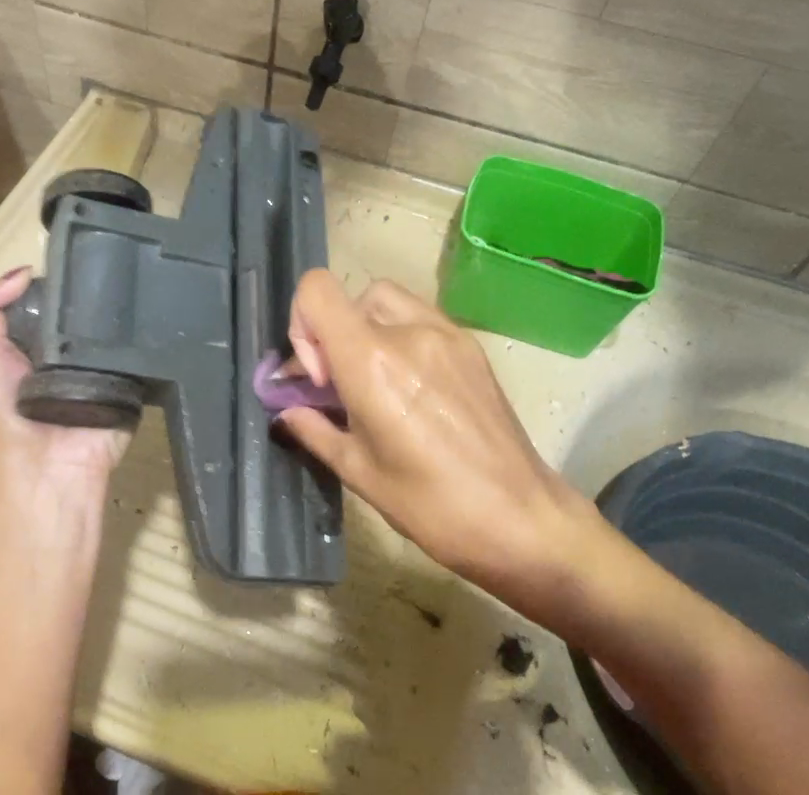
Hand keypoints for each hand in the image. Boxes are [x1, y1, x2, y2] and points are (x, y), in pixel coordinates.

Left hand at [0, 268, 131, 496]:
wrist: (48, 467)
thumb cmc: (6, 411)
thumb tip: (23, 270)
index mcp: (34, 341)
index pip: (51, 297)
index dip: (57, 277)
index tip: (75, 253)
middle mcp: (70, 350)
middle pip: (87, 307)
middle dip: (95, 287)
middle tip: (112, 262)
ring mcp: (104, 365)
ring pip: (117, 325)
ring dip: (125, 308)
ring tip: (137, 282)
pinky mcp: (132, 380)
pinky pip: (144, 351)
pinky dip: (147, 336)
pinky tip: (155, 312)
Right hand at [276, 270, 592, 590]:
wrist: (520, 518)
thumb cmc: (431, 506)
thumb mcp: (358, 472)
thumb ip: (315, 429)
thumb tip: (287, 410)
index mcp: (372, 361)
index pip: (317, 291)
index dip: (301, 325)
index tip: (318, 377)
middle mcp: (409, 332)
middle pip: (351, 297)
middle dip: (334, 335)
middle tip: (340, 387)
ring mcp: (446, 334)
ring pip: (387, 302)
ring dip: (368, 330)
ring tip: (374, 383)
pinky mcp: (471, 346)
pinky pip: (421, 319)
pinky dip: (401, 337)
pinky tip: (410, 387)